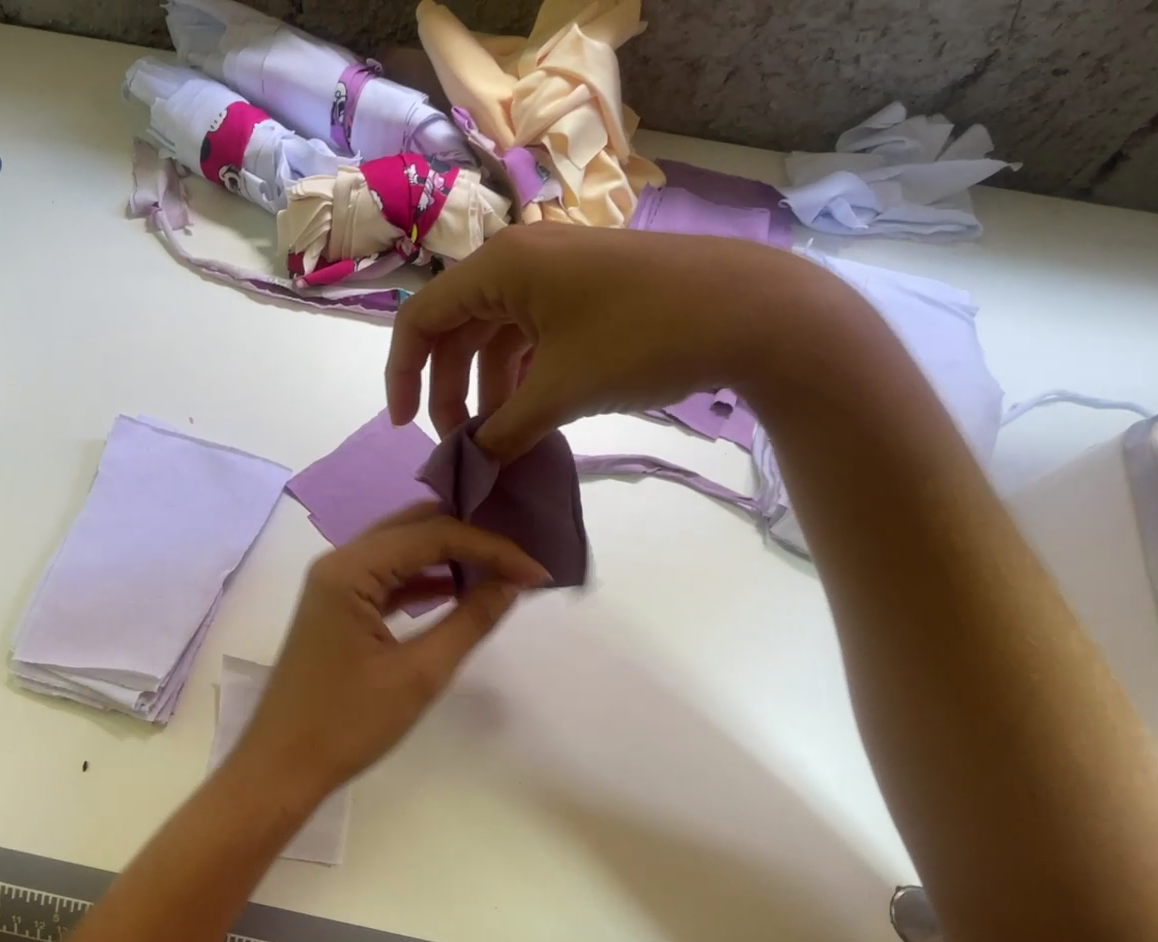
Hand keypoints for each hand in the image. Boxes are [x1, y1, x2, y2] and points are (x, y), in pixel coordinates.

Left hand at [231, 507, 549, 797]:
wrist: (283, 766)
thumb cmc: (348, 723)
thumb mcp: (420, 674)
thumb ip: (471, 620)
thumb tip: (514, 583)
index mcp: (349, 569)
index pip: (432, 534)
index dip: (490, 547)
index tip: (537, 571)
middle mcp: (338, 562)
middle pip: (413, 528)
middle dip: (470, 538)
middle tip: (520, 559)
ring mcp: (335, 583)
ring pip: (401, 549)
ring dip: (449, 557)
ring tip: (500, 573)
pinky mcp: (338, 606)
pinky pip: (388, 577)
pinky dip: (425, 580)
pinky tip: (461, 591)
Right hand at [384, 223, 859, 460]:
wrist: (755, 311)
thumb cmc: (643, 339)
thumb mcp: (561, 391)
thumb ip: (504, 430)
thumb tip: (474, 465)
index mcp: (499, 267)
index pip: (421, 320)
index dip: (403, 376)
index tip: (407, 429)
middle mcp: (519, 261)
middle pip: (457, 330)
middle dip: (452, 392)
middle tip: (461, 446)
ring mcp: (557, 274)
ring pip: (497, 337)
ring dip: (489, 390)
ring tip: (498, 441)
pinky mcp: (587, 292)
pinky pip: (533, 336)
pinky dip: (524, 377)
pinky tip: (532, 416)